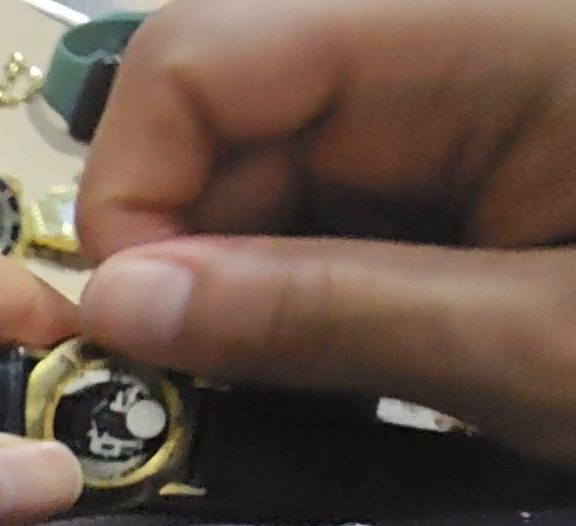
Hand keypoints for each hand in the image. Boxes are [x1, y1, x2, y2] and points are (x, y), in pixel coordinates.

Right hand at [76, 0, 575, 464]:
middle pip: (213, 122)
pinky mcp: (469, 140)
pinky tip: (335, 344)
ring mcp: (466, 88)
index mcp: (515, 24)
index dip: (128, 187)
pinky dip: (283, 285)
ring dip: (231, 282)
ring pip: (249, 173)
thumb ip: (314, 317)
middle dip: (178, 254)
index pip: (199, 55)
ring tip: (293, 372)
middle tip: (209, 372)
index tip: (138, 315)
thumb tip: (111, 307)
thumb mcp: (553, 351)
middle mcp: (472, 31)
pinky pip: (309, 202)